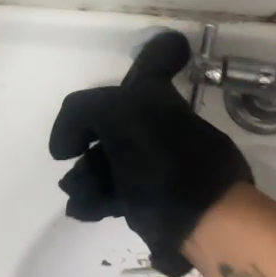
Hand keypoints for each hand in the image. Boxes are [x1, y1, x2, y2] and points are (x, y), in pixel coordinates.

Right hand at [50, 31, 251, 276]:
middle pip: (112, 121)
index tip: (131, 68)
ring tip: (79, 194)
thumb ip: (83, 111)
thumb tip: (71, 140)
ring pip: (108, 160)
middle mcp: (161, 124)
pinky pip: (115, 192)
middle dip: (85, 141)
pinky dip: (96, 199)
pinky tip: (86, 209)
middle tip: (74, 156)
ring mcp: (157, 162)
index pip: (161, 56)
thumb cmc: (162, 162)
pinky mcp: (154, 199)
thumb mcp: (116, 116)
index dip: (151, 53)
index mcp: (158, 98)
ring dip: (86, 176)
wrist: (204, 223)